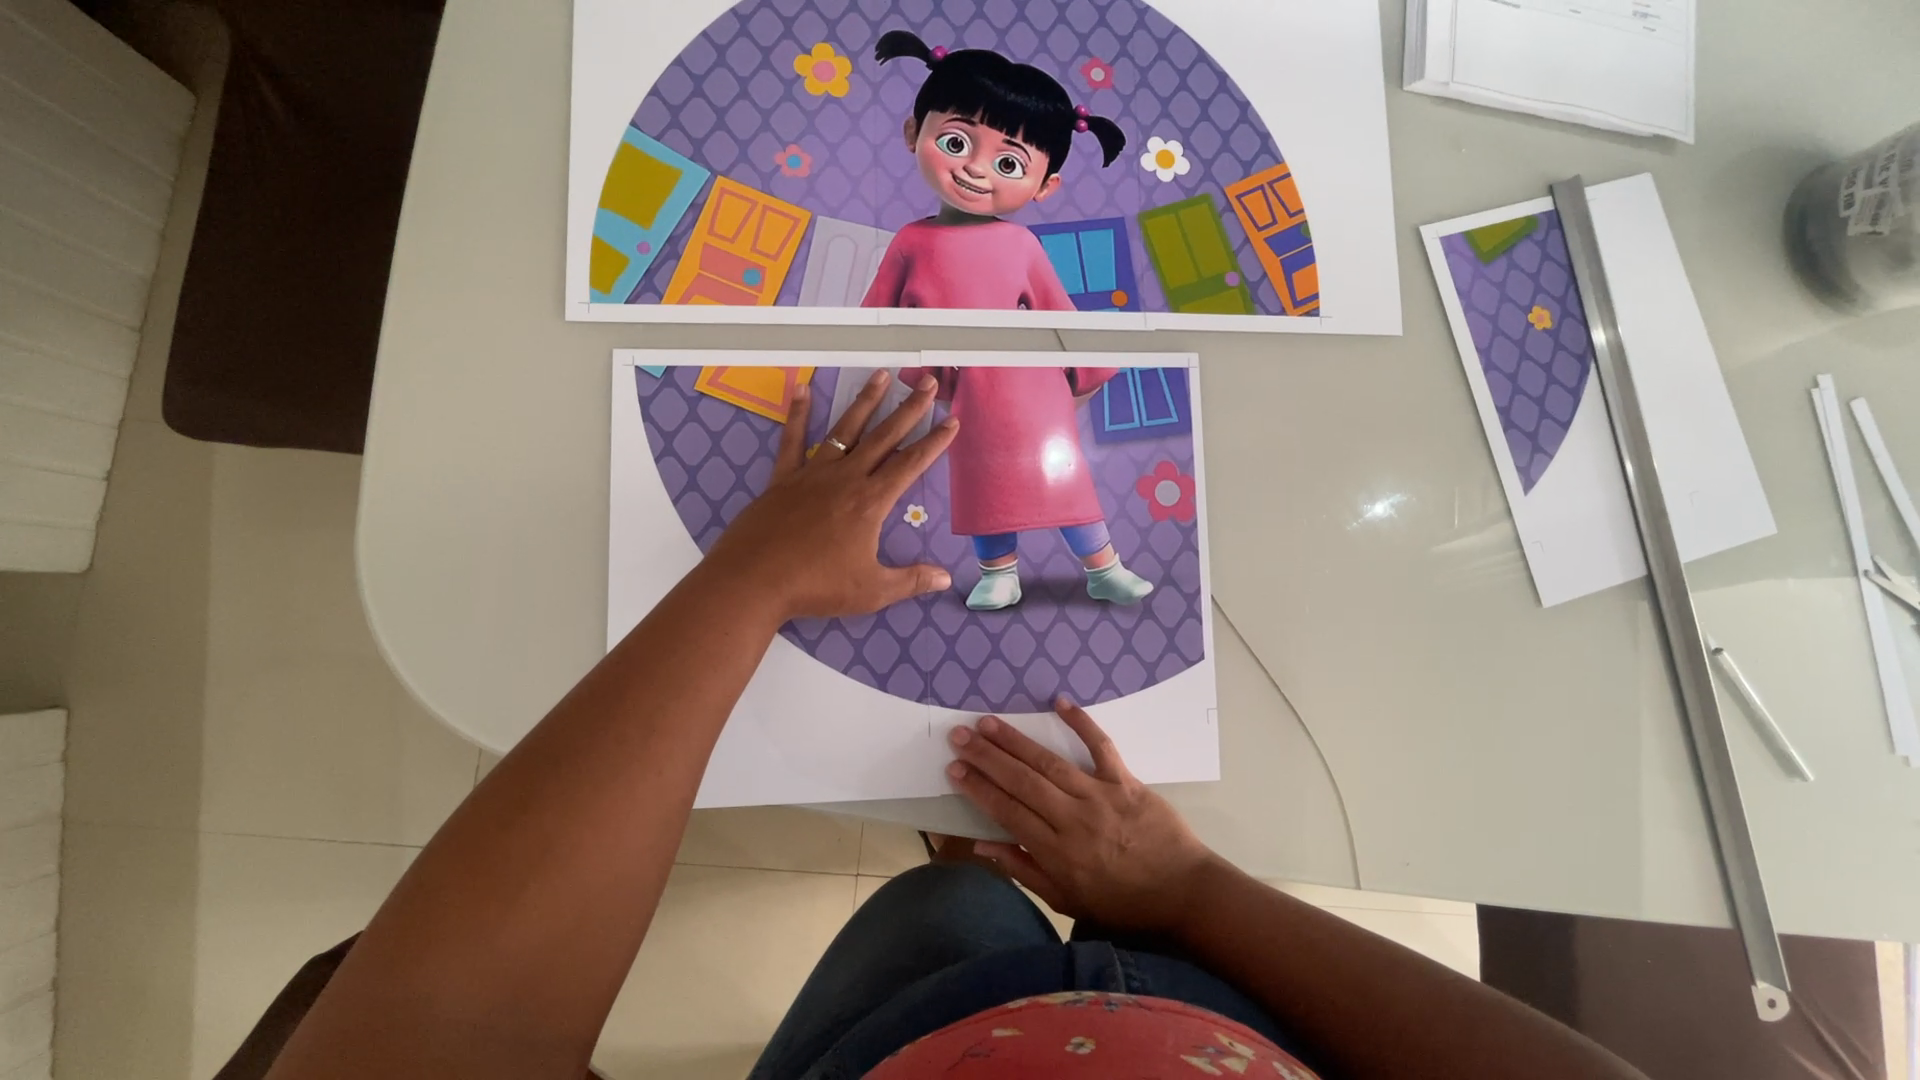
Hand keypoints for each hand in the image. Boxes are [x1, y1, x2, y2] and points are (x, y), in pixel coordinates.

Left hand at [705, 370, 957, 620]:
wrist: (754, 580)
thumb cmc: (816, 586)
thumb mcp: (872, 590)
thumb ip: (911, 580)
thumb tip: (945, 579)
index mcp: (871, 502)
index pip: (911, 464)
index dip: (934, 442)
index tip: (952, 421)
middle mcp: (846, 478)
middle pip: (884, 436)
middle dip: (909, 409)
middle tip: (927, 383)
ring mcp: (812, 474)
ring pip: (845, 429)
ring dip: (865, 401)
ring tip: (881, 375)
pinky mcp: (783, 479)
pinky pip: (793, 440)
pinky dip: (797, 414)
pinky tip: (801, 389)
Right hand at [946, 699, 1221, 935]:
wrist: (1184, 893)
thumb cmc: (1122, 903)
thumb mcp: (1067, 900)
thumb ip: (1023, 870)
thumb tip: (982, 846)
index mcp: (1057, 852)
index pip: (1008, 812)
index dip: (978, 789)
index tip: (954, 768)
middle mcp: (1074, 819)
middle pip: (1021, 782)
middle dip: (986, 757)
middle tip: (959, 736)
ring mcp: (1100, 796)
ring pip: (1049, 762)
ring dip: (1015, 741)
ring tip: (988, 722)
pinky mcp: (1126, 781)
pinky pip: (1101, 746)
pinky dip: (1081, 723)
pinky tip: (1059, 702)